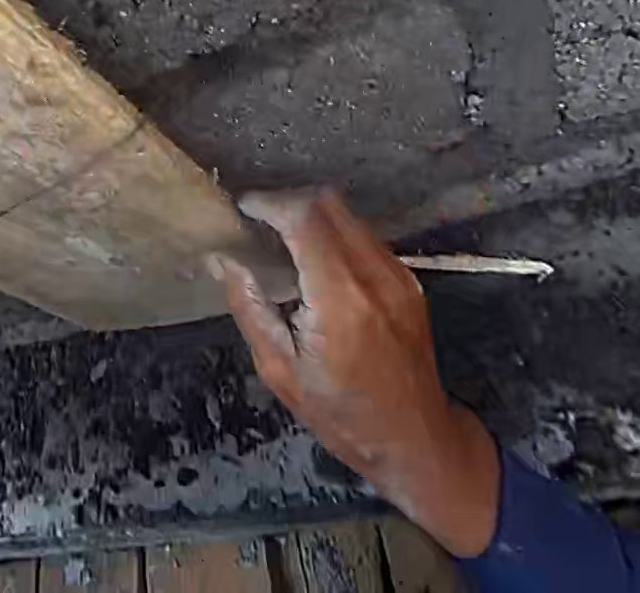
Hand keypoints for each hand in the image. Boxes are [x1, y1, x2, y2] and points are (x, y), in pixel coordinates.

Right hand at [215, 188, 503, 556]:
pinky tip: (314, 254)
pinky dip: (332, 229)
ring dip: (310, 211)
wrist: (416, 440)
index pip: (303, 219)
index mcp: (339, 300)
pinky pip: (362, 233)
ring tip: (281, 232)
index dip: (269, 202)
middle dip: (287, 199)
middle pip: (327, 202)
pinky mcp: (408, 278)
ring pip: (347, 213)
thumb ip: (249, 306)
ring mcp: (397, 274)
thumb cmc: (339, 414)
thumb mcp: (279, 369)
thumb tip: (222, 258)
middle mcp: (373, 275)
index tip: (243, 207)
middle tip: (259, 217)